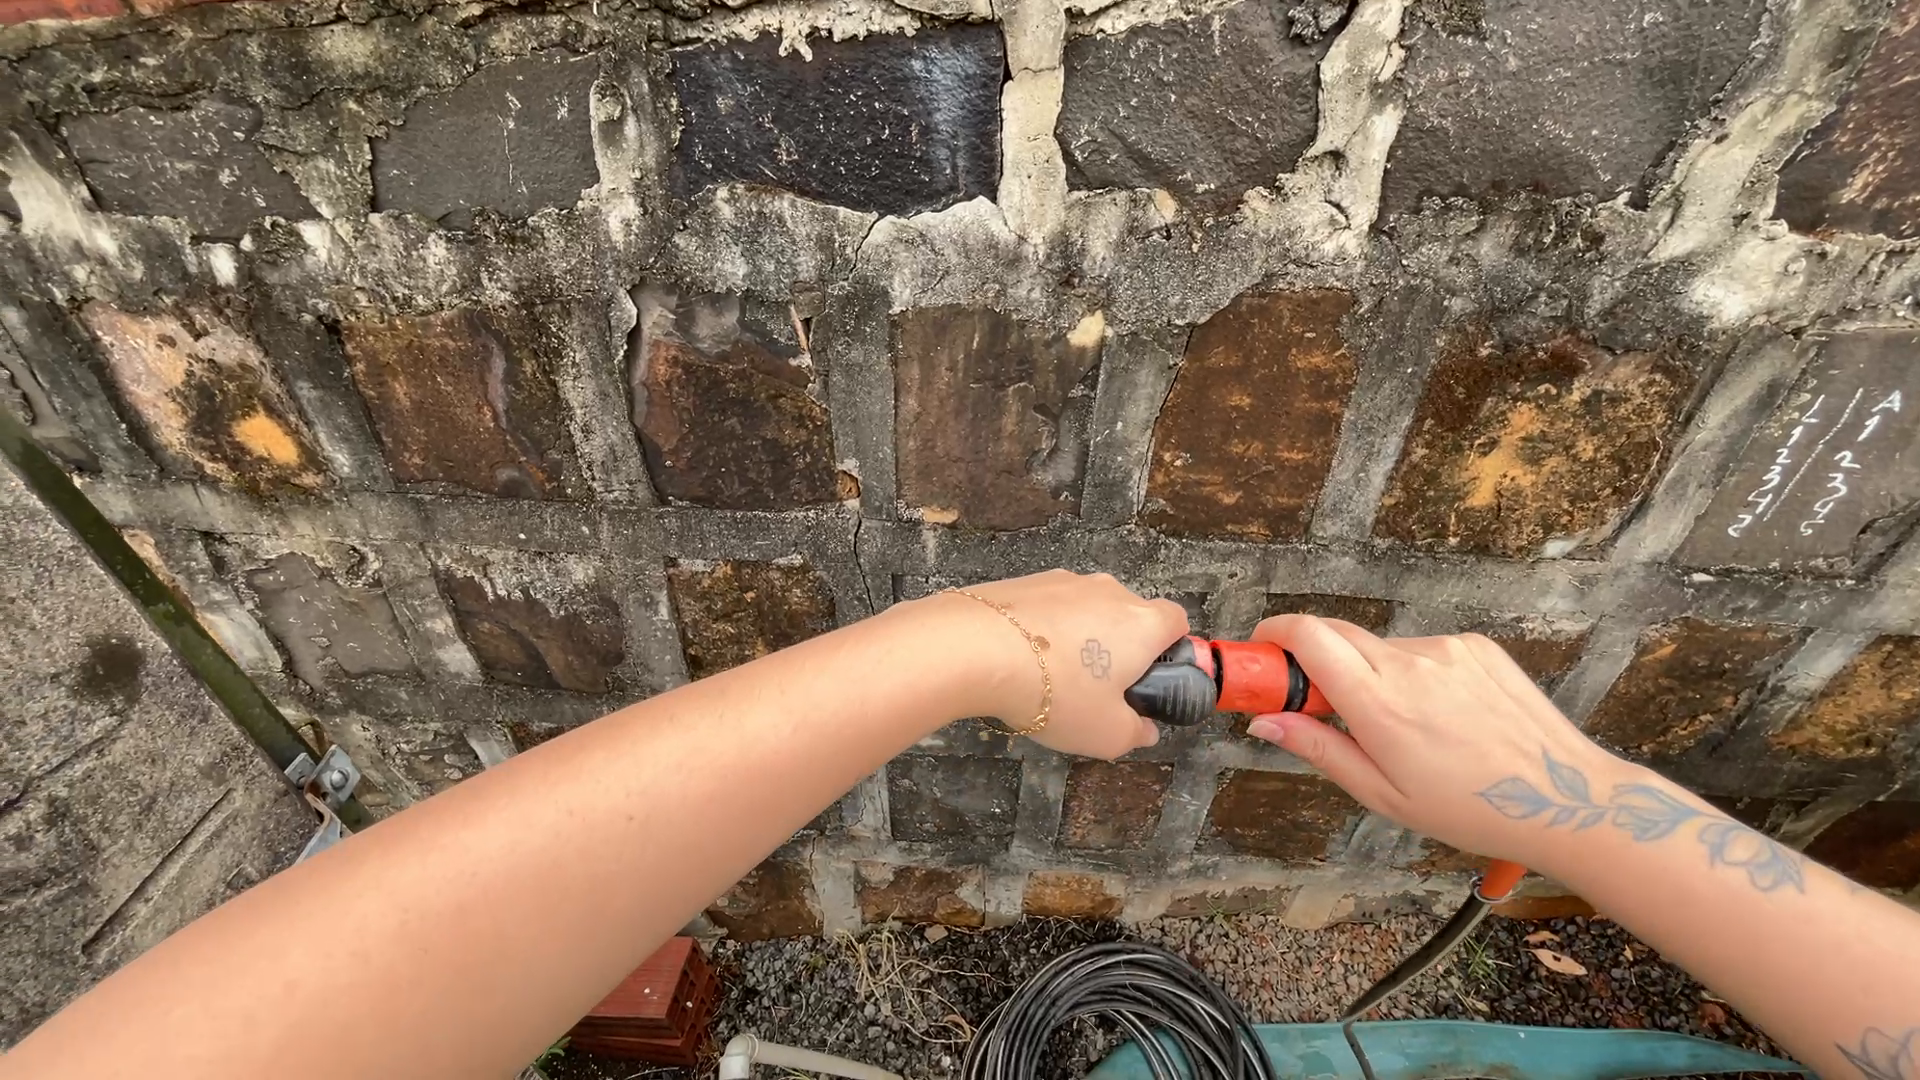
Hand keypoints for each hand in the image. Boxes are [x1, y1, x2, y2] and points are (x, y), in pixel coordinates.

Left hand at [929, 571, 1188, 759]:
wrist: (977, 648)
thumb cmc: (1057, 693)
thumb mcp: (1106, 735)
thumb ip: (1135, 733)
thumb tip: (1144, 728)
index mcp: (1142, 622)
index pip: (1177, 621)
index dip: (1168, 650)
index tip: (1145, 680)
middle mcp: (1109, 591)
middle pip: (1127, 614)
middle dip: (1117, 647)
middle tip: (1093, 688)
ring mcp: (1063, 580)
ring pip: (1083, 610)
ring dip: (1075, 637)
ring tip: (1046, 677)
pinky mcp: (1023, 580)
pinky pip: (1045, 607)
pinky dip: (1040, 628)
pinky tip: (1016, 658)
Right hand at [1243, 615, 1623, 867]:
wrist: (1573, 800)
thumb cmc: (1471, 808)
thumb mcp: (1382, 793)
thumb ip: (1317, 748)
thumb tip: (1262, 722)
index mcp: (1379, 703)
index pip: (1306, 635)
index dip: (1272, 633)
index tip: (1261, 654)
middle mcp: (1408, 663)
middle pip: (1332, 631)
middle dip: (1309, 655)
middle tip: (1313, 696)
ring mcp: (1445, 649)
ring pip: (1377, 646)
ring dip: (1367, 671)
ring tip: (1398, 721)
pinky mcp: (1474, 645)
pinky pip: (1418, 649)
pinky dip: (1409, 672)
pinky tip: (1437, 711)